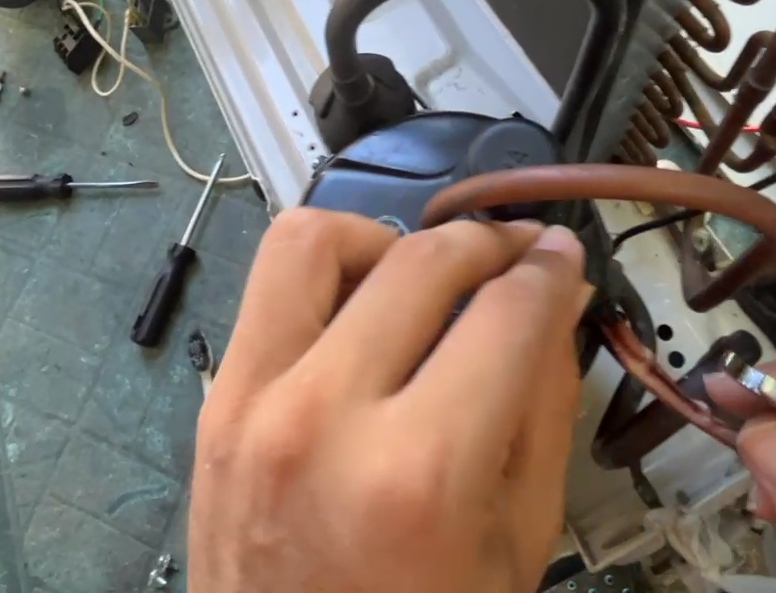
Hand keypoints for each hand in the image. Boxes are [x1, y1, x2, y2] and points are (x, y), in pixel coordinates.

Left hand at [190, 209, 593, 592]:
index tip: (562, 253)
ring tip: (421, 277)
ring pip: (315, 237)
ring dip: (385, 238)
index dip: (549, 270)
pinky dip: (326, 268)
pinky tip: (362, 306)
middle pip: (419, 262)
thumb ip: (543, 403)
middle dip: (486, 241)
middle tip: (515, 250)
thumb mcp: (516, 538)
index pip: (505, 317)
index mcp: (417, 475)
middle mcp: (322, 417)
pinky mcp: (214, 396)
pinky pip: (269, 280)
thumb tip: (553, 296)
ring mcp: (250, 399)